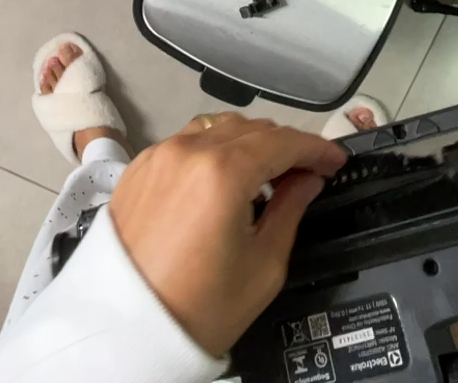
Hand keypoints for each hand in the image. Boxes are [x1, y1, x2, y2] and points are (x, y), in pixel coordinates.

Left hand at [110, 112, 347, 355]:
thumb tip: (307, 181)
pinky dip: (214, 150)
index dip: (316, 148)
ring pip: (219, 127)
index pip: (284, 141)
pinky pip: (189, 141)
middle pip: (253, 127)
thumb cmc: (193, 309)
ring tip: (266, 174)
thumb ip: (290, 210)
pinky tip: (224, 179)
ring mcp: (161, 154)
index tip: (334, 160)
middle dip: (285, 145)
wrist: (123, 330)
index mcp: (223, 172)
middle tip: (306, 171)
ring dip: (250, 142)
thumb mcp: (262, 266)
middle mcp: (190, 150)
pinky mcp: (141, 165)